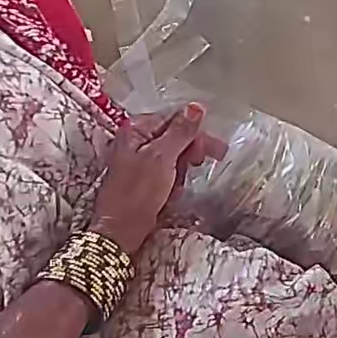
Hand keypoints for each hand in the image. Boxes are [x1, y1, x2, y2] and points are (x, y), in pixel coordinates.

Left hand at [89, 103, 221, 253]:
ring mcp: (141, 160)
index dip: (196, 132)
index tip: (214, 150)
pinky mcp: (146, 178)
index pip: (175, 118)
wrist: (121, 229)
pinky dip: (175, 181)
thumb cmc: (138, 192)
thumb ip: (181, 132)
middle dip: (189, 152)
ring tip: (178, 185)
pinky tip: (173, 193)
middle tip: (197, 165)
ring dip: (182, 169)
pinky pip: (169, 172)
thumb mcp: (162, 157)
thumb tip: (197, 107)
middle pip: (176, 136)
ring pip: (175, 155)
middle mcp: (138, 140)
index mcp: (137, 129)